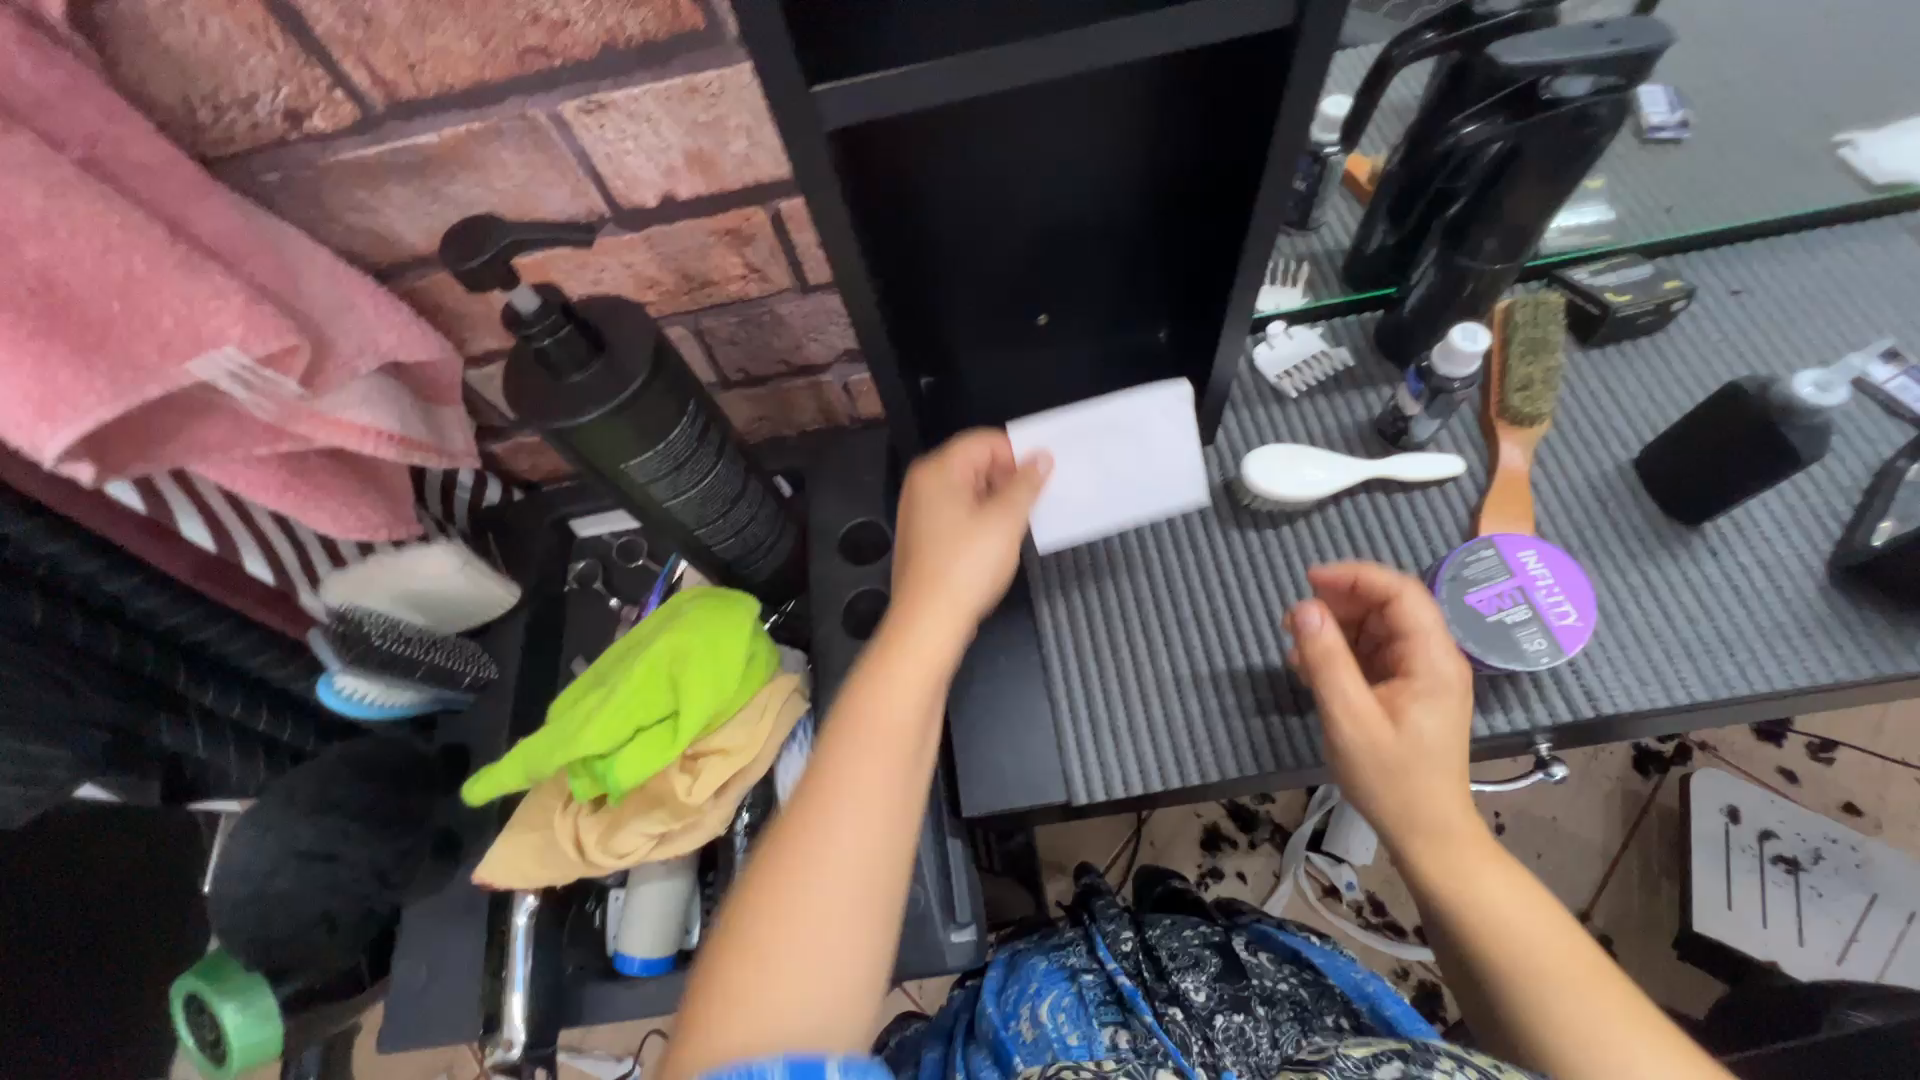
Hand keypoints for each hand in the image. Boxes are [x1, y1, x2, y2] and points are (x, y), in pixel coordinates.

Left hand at [890, 429, 1050, 635]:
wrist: (928, 621)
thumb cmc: (967, 566)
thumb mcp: (1005, 520)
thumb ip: (1026, 484)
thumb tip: (1041, 457)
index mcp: (938, 470)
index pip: (984, 441)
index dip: (1017, 453)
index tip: (1044, 476)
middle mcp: (923, 484)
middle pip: (974, 463)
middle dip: (1008, 478)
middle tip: (1037, 500)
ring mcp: (920, 511)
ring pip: (968, 491)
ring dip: (998, 501)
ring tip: (1021, 522)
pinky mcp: (924, 537)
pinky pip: (958, 513)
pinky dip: (981, 519)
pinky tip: (999, 540)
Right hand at [1285, 562, 1481, 853]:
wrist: (1425, 833)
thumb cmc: (1391, 779)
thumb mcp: (1349, 718)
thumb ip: (1325, 659)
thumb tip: (1302, 608)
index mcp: (1432, 659)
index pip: (1400, 593)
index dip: (1355, 577)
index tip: (1308, 580)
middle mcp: (1432, 658)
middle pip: (1387, 606)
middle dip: (1338, 604)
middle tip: (1292, 621)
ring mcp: (1419, 674)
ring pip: (1375, 628)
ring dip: (1334, 630)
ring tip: (1296, 651)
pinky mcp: (1405, 690)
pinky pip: (1371, 654)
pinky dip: (1340, 654)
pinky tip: (1311, 670)